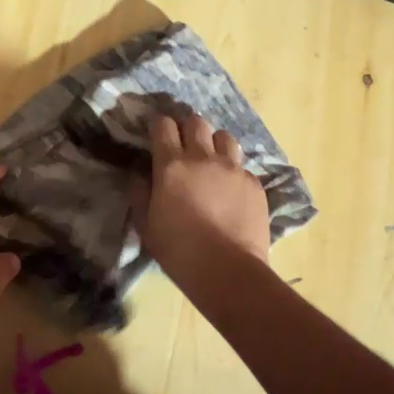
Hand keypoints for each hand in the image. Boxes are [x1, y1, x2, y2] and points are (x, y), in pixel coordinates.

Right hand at [135, 115, 270, 282]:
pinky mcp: (254, 184)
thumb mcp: (146, 225)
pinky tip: (232, 192)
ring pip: (225, 137)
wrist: (228, 271)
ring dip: (215, 144)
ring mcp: (232, 168)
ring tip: (213, 161)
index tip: (158, 135)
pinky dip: (234, 173)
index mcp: (172, 164)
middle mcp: (202, 157)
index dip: (159, 126)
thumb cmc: (179, 250)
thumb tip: (139, 174)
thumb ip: (140, 193)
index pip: (164, 124)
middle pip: (196, 122)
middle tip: (185, 146)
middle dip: (188, 128)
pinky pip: (242, 167)